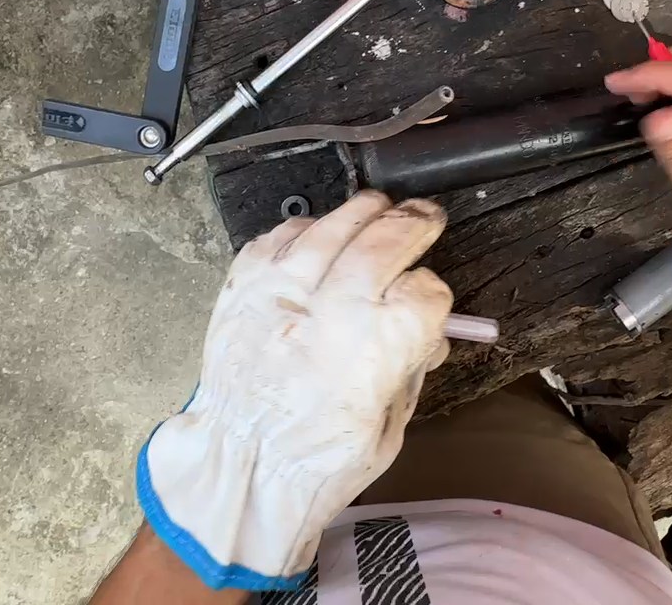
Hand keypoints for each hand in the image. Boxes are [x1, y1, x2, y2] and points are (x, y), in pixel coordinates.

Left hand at [137, 191, 453, 590]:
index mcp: (371, 356)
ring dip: (365, 212)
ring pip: (332, 226)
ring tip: (381, 208)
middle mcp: (326, 315)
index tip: (429, 298)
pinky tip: (324, 235)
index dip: (433, 292)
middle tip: (425, 216)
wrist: (238, 463)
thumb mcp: (387, 428)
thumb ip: (410, 367)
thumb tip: (429, 329)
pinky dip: (311, 228)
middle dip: (411, 223)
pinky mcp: (244, 284)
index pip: (423, 294)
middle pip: (382, 243)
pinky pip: (284, 234)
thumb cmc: (317, 459)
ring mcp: (279, 292)